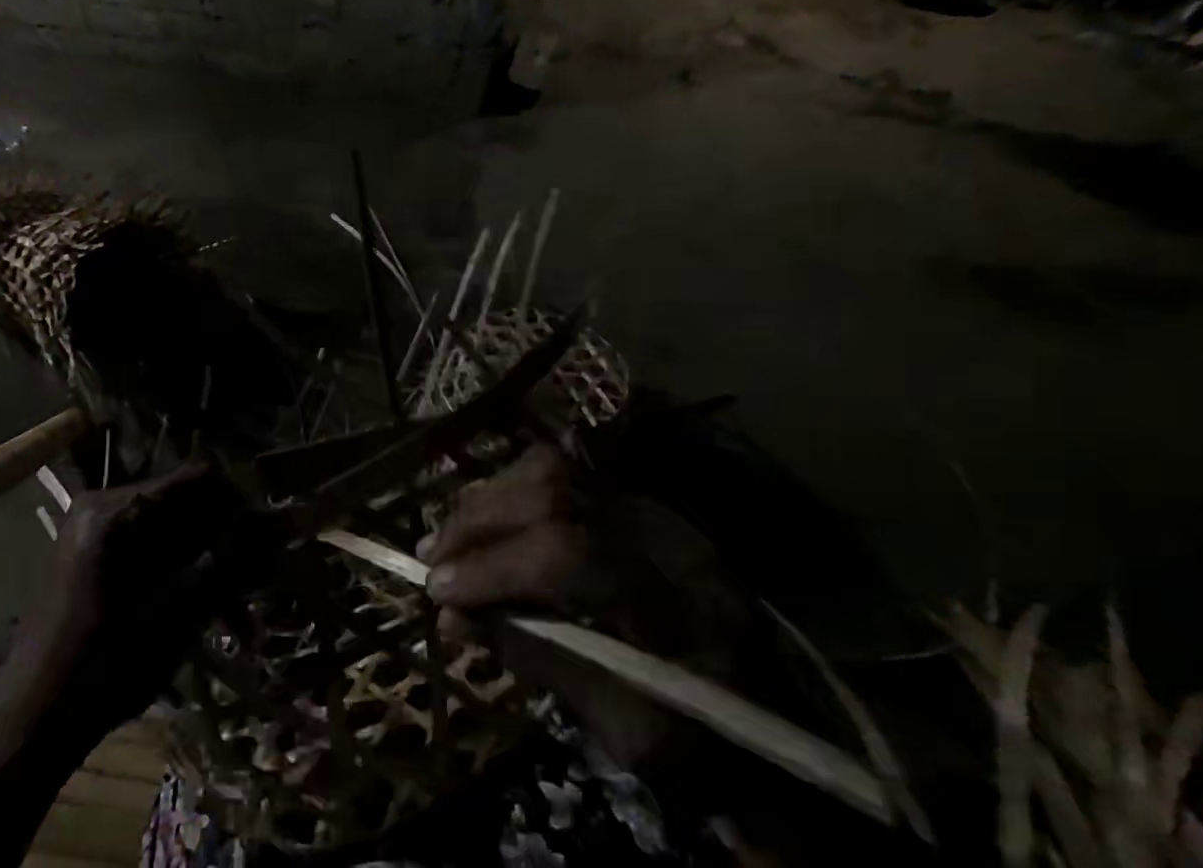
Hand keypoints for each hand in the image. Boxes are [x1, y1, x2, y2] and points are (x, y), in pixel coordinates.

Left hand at [17, 462, 255, 730]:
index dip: (241, 508)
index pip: (202, 479)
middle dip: (229, 543)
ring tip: (238, 614)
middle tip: (257, 585)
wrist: (36, 716)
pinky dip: (184, 573)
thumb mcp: (183, 610)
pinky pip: (155, 547)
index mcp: (119, 509)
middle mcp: (106, 505)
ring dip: (211, 564)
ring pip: (177, 530)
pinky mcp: (97, 553)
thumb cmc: (110, 663)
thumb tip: (288, 523)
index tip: (268, 547)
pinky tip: (208, 612)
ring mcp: (98, 529)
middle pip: (190, 504)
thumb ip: (235, 560)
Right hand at [419, 443, 750, 765]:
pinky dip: (510, 494)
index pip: (569, 554)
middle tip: (432, 560)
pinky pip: (560, 475)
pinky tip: (487, 522)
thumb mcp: (616, 723)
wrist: (771, 710)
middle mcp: (662, 536)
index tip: (438, 594)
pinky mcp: (636, 502)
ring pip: (555, 471)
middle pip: (556, 493)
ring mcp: (651, 510)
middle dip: (478, 523)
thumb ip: (534, 656)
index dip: (494, 567)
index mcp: (675, 604)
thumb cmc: (693, 732)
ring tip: (450, 538)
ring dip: (488, 502)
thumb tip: (451, 616)